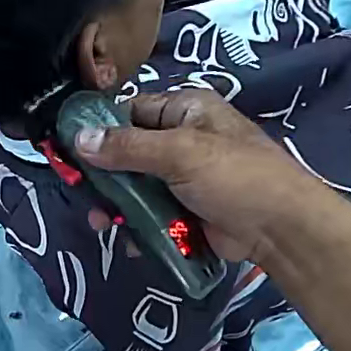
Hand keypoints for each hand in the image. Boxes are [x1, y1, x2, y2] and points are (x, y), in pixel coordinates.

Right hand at [73, 88, 341, 263]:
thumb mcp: (181, 153)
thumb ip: (128, 147)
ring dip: (118, 205)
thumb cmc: (236, 177)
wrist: (281, 230)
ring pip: (137, 188)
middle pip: (129, 153)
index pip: (131, 112)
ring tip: (102, 223)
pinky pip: (152, 213)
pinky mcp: (187, 211)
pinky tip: (128, 240)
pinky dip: (138, 226)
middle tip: (84, 196)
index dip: (100, 129)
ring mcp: (184, 178)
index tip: (69, 149)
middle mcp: (183, 140)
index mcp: (186, 111)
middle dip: (105, 176)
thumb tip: (79, 138)